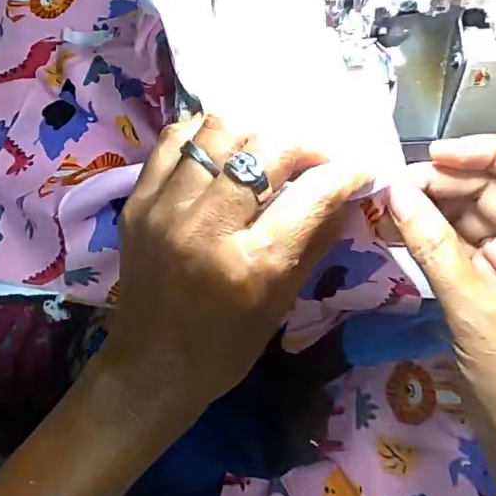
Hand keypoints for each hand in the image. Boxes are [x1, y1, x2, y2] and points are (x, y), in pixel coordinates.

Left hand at [90, 114, 367, 443]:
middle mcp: (205, 226)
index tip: (358, 168)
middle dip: (305, 143)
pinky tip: (222, 146)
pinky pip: (174, 139)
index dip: (346, 172)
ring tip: (267, 147)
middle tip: (315, 156)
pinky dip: (204, 133)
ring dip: (255, 131)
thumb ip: (316, 239)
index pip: (311, 193)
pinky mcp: (138, 200)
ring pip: (218, 131)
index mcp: (250, 264)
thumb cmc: (225, 345)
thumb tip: (346, 190)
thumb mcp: (282, 301)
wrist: (151, 364)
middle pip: (266, 149)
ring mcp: (165, 207)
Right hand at [385, 135, 495, 472]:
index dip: (492, 151)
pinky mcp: (495, 288)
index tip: (436, 156)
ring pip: (476, 217)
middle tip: (393, 188)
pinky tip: (397, 230)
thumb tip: (395, 193)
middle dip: (447, 183)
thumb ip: (433, 248)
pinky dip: (431, 237)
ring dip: (433, 208)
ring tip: (387, 205)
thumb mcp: (476, 311)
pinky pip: (462, 248)